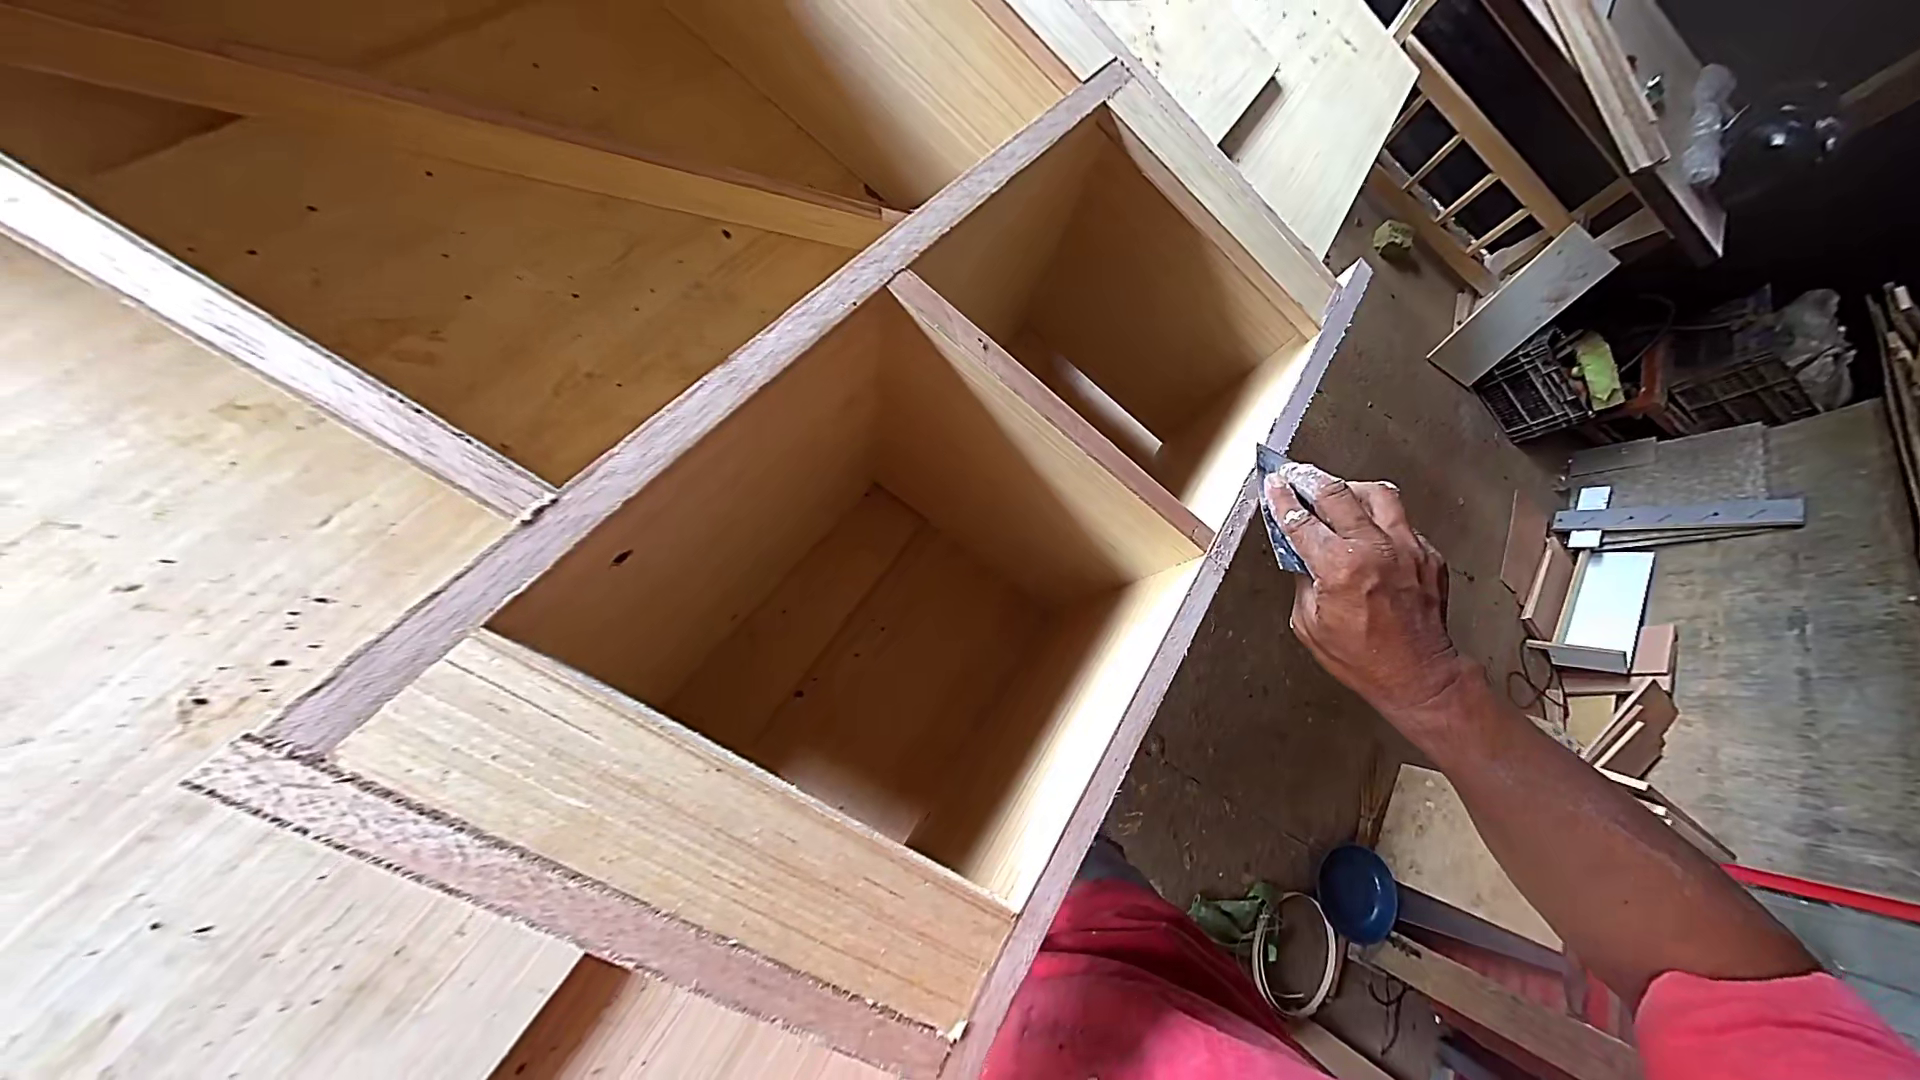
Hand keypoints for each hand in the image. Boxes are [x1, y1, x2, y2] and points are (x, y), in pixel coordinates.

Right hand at [1264, 463, 1471, 727]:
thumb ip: (1302, 579)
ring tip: (1331, 488)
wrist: (1419, 675)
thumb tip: (1298, 553)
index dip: (1281, 499)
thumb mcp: (1309, 622)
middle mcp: (1377, 550)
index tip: (1273, 485)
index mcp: (1341, 568)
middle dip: (1308, 480)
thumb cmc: (1365, 658)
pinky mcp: (1427, 555)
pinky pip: (1399, 519)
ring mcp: (1407, 549)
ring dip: (1348, 487)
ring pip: (1378, 494)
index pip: (1301, 520)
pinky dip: (1376, 514)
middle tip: (1294, 475)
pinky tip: (1363, 522)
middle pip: (1337, 494)